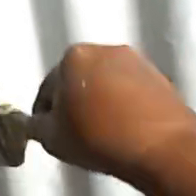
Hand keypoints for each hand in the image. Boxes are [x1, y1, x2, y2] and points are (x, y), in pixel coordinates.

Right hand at [32, 44, 195, 183]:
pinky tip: (118, 129)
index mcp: (71, 57)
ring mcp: (134, 59)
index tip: (50, 135)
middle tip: (72, 134)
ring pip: (101, 83)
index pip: (46, 90)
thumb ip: (37, 125)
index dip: (44, 116)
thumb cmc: (96, 138)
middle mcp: (103, 48)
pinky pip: (125, 89)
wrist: (159, 146)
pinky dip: (118, 105)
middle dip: (71, 103)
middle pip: (75, 80)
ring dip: (95, 103)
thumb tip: (39, 122)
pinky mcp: (157, 74)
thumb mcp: (51, 138)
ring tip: (97, 133)